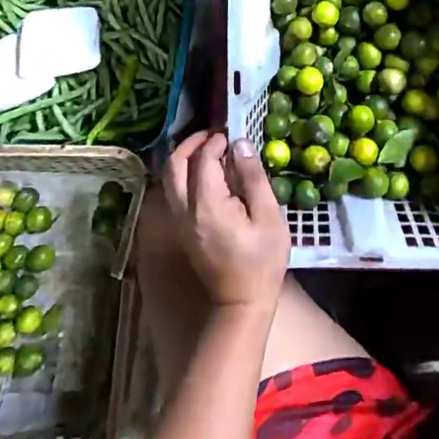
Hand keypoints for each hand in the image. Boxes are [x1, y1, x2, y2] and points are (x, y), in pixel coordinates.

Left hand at [160, 131, 289, 309]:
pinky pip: (175, 191)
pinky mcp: (181, 229)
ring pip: (169, 178)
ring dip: (185, 157)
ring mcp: (179, 221)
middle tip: (214, 135)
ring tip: (210, 150)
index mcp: (206, 205)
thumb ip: (253, 178)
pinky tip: (209, 174)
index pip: (203, 160)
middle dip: (191, 143)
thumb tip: (240, 144)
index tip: (232, 135)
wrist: (241, 303)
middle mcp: (184, 210)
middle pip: (173, 165)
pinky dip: (186, 174)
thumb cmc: (261, 261)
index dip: (216, 142)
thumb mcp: (268, 217)